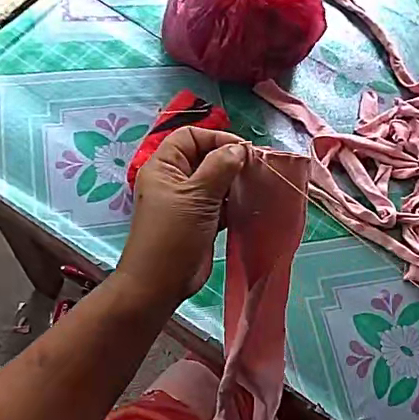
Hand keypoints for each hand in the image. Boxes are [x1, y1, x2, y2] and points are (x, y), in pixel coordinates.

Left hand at [116, 127, 248, 303]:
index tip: (244, 150)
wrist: (161, 283)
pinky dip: (235, 202)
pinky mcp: (201, 221)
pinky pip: (221, 203)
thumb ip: (220, 166)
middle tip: (256, 169)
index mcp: (164, 166)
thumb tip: (239, 149)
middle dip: (230, 160)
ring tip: (257, 185)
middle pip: (205, 157)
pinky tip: (252, 204)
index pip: (190, 136)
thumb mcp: (197, 196)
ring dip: (235, 182)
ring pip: (216, 181)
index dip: (216, 138)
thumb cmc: (173, 234)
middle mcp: (175, 180)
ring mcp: (188, 202)